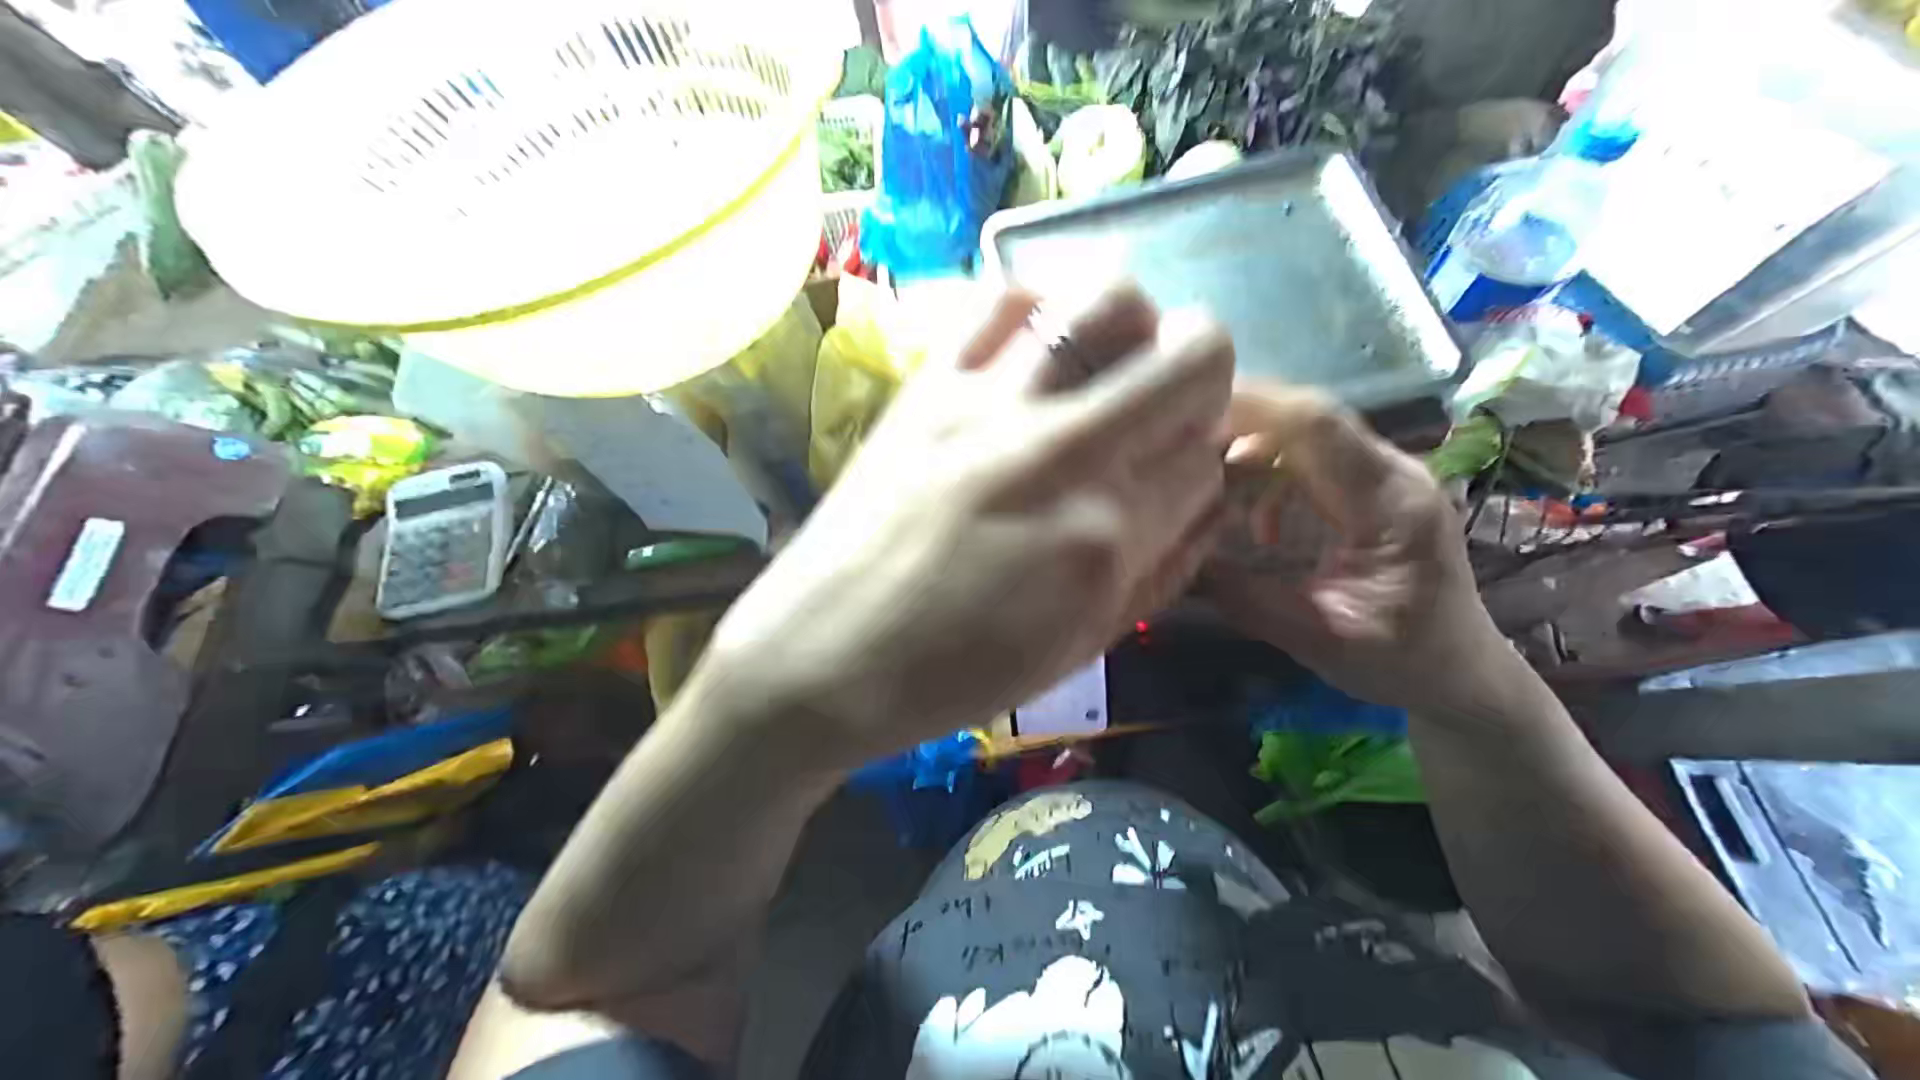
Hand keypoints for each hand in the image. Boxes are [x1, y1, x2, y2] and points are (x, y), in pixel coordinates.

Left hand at [696, 286, 1234, 773]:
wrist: (823, 658)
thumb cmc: (954, 675)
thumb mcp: (1080, 647)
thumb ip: (1162, 569)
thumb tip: (1208, 495)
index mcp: (1105, 538)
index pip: (1206, 457)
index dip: (1205, 462)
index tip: (1177, 472)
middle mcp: (1061, 452)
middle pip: (1191, 354)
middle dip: (1202, 374)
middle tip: (1167, 408)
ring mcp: (988, 404)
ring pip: (1109, 298)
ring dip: (1133, 327)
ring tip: (1106, 368)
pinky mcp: (927, 384)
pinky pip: (1002, 300)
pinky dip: (1039, 310)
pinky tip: (1034, 353)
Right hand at [1201, 382, 1508, 711]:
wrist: (1459, 672)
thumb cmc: (1400, 660)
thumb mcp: (1314, 637)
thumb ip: (1240, 595)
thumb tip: (1165, 560)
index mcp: (1390, 501)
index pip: (1316, 425)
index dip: (1250, 408)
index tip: (1183, 413)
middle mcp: (1389, 471)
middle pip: (1303, 419)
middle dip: (1234, 426)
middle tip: (1173, 452)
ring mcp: (1379, 476)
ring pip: (1299, 435)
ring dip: (1244, 452)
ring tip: (1199, 487)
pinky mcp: (1363, 489)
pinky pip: (1304, 460)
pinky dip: (1262, 476)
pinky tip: (1248, 519)